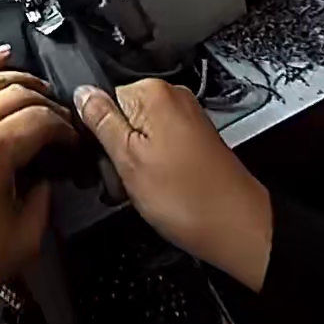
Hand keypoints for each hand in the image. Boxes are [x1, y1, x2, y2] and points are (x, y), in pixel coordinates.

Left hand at [0, 46, 77, 289]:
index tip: (73, 140)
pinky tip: (2, 55)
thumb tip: (48, 168)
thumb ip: (45, 193)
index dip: (64, 127)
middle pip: (18, 93)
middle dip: (47, 104)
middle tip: (60, 121)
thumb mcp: (25, 233)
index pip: (41, 119)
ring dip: (20, 80)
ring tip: (40, 90)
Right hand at [76, 80, 274, 290]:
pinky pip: (157, 144)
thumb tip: (82, 93)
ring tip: (143, 190)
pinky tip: (158, 190)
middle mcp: (171, 97)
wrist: (241, 231)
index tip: (106, 160)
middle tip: (125, 180)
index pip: (101, 100)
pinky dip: (151, 166)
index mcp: (152, 92)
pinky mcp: (194, 138)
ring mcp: (185, 117)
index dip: (98, 134)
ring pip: (136, 134)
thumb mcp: (127, 159)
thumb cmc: (189, 199)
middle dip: (115, 150)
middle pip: (119, 116)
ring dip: (131, 162)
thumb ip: (100, 121)